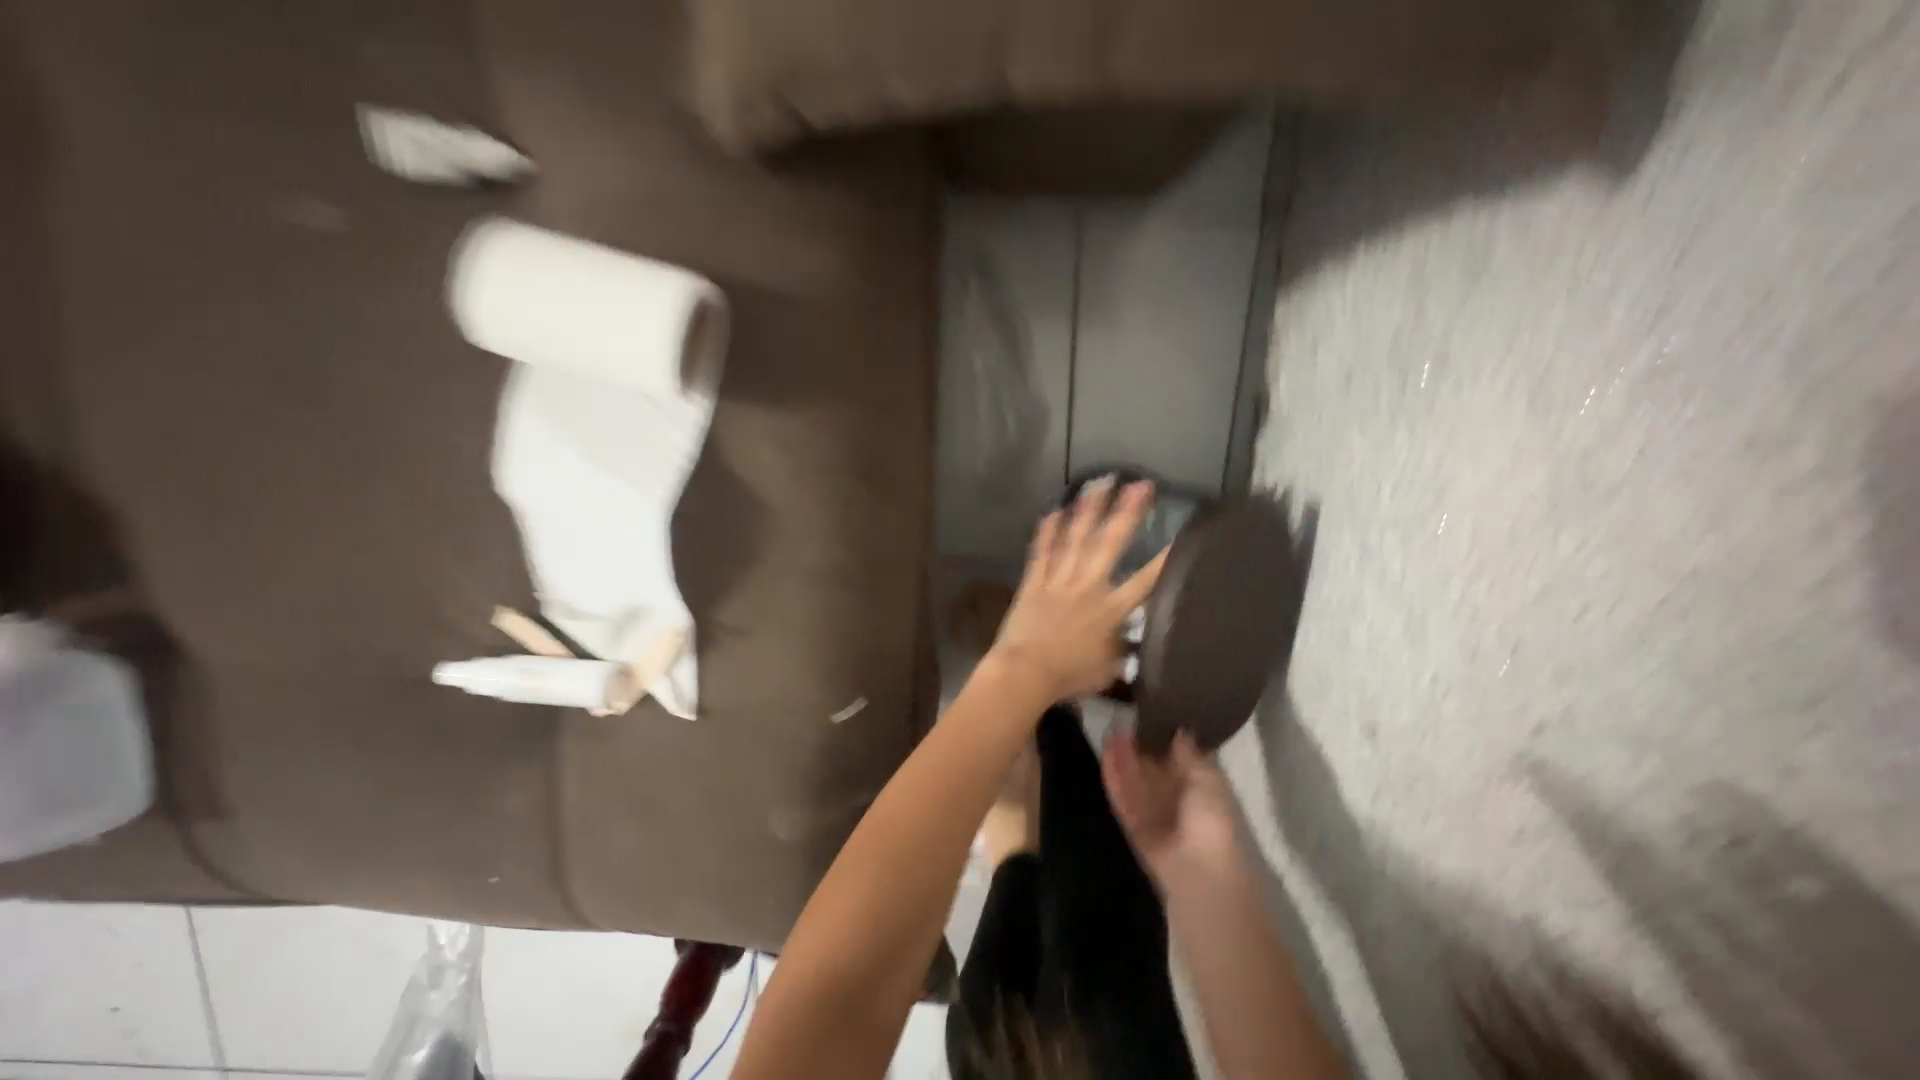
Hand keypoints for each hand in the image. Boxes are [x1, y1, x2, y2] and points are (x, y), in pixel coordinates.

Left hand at [988, 477, 1164, 702]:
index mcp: (1112, 609)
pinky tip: (1054, 511)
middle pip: (1109, 543)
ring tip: (1098, 483)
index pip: (1146, 580)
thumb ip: (1122, 651)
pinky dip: (1047, 532)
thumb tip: (1132, 643)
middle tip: (1140, 485)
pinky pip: (1042, 552)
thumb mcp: (1109, 670)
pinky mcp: (1033, 583)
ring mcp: (1058, 581)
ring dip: (1088, 510)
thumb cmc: (1070, 676)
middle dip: (1126, 512)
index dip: (1167, 559)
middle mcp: (1088, 586)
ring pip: (1075, 538)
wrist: (1026, 672)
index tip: (1183, 537)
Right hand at [1102, 731, 1240, 885]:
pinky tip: (1106, 755)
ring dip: (1123, 759)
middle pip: (1152, 770)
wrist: (1200, 871)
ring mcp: (1154, 814)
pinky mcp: (1134, 827)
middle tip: (1122, 720)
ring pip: (1135, 782)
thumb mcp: (1207, 779)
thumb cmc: (1212, 820)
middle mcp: (1176, 800)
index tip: (1148, 716)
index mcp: (1201, 788)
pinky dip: (1115, 779)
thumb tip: (1180, 730)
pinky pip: (1123, 799)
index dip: (1163, 739)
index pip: (1178, 759)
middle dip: (1139, 748)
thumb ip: (1190, 754)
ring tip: (1110, 732)